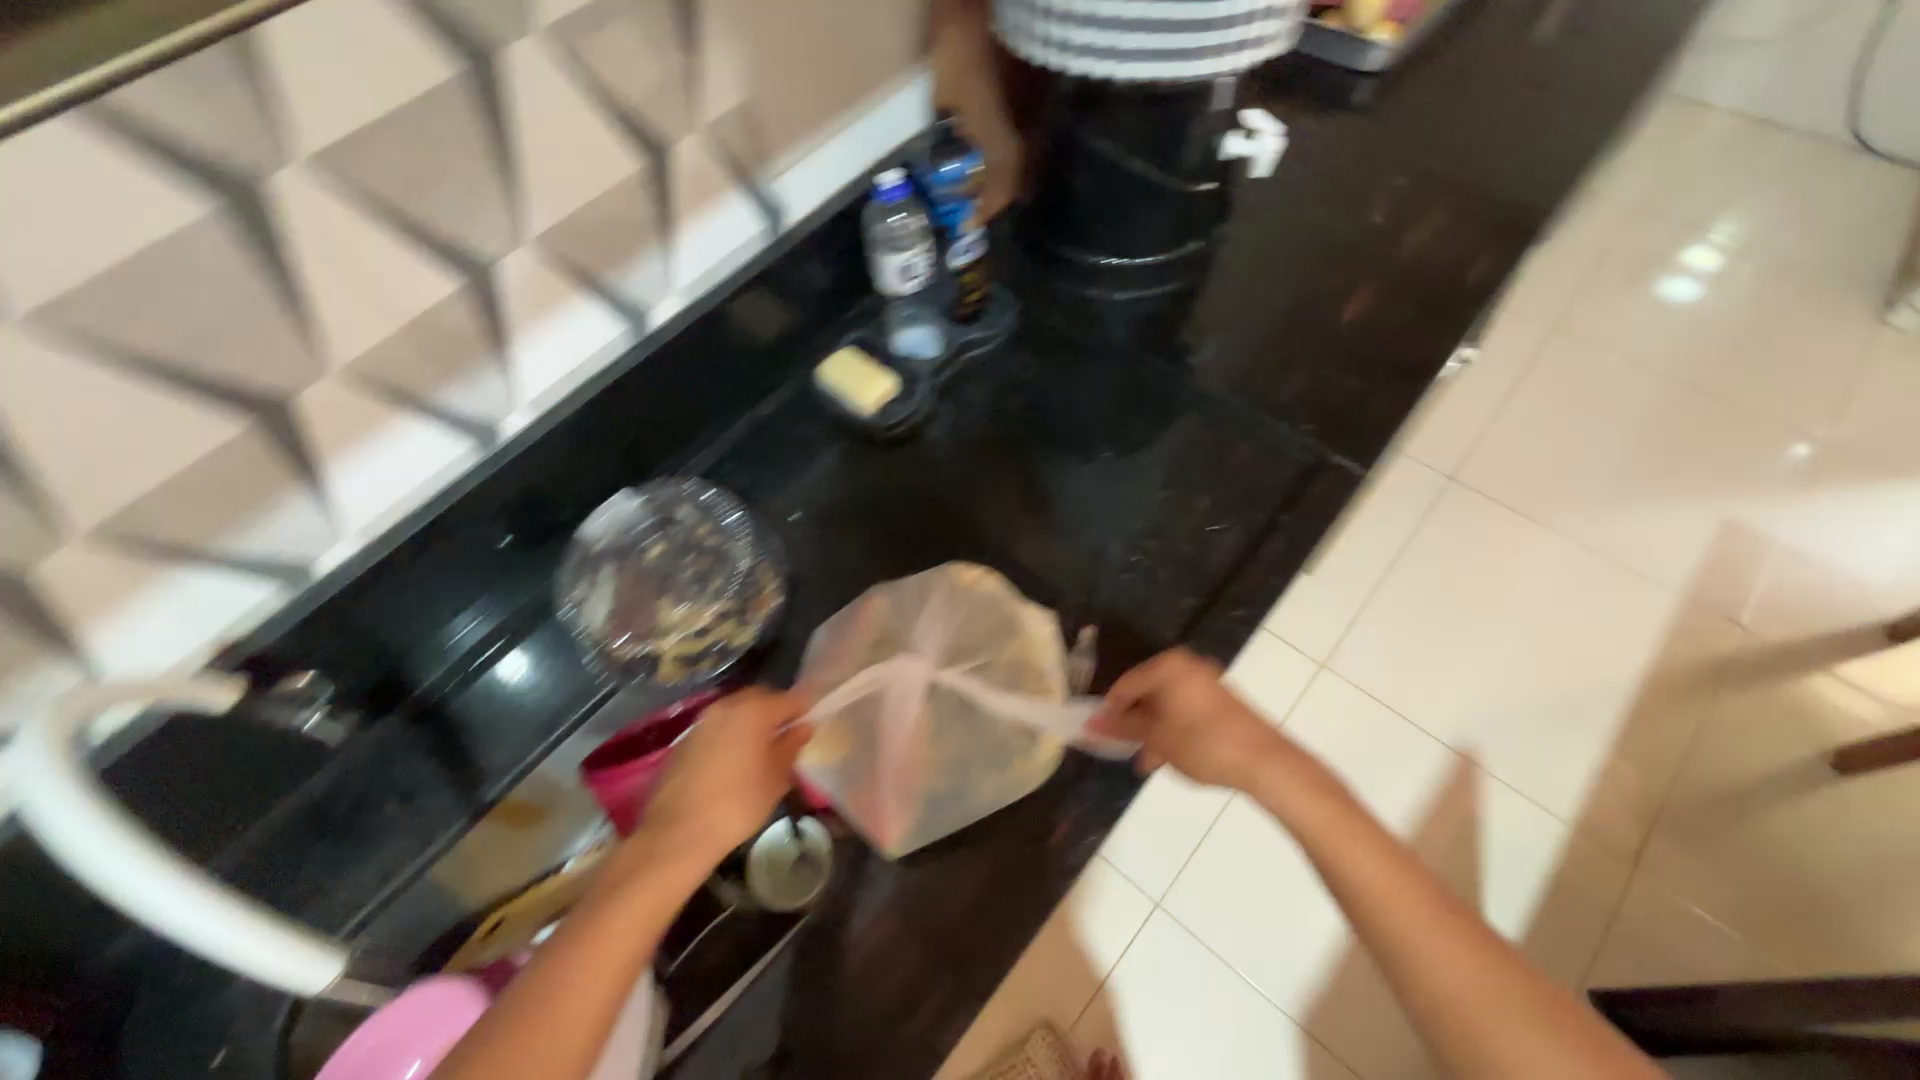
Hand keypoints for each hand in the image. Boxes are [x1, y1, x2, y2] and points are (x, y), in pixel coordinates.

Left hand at [632, 687, 811, 869]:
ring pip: (734, 710)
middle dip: (775, 710)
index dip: (803, 709)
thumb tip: (802, 728)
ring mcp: (701, 722)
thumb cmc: (738, 804)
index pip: (789, 699)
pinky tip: (733, 759)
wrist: (678, 831)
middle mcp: (725, 707)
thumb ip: (791, 747)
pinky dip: (729, 733)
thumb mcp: (775, 779)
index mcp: (754, 712)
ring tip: (760, 747)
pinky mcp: (684, 739)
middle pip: (758, 697)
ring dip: (750, 720)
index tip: (812, 722)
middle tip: (787, 733)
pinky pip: (716, 726)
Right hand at [1089, 648, 1293, 791]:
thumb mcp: (1157, 736)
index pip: (1125, 685)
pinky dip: (1174, 731)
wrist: (1266, 762)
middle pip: (1147, 694)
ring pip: (1167, 706)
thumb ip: (1122, 727)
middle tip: (1124, 749)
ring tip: (1149, 762)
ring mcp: (1207, 684)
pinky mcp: (1221, 702)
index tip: (1099, 735)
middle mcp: (1188, 667)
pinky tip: (1171, 758)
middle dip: (1134, 725)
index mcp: (1169, 666)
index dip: (1110, 712)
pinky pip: (1185, 712)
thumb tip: (1092, 723)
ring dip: (1154, 733)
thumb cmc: (1203, 743)